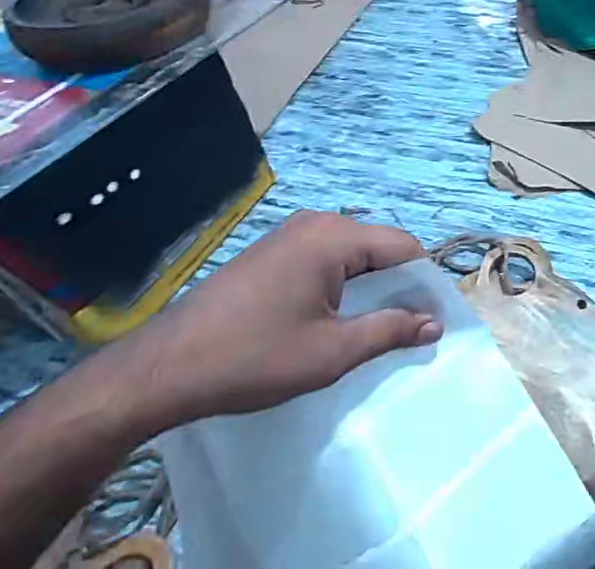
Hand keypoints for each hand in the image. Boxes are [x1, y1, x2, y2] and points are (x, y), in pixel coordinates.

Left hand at [112, 211, 439, 431]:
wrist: (160, 370)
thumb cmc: (252, 358)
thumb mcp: (331, 352)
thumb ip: (389, 331)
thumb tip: (434, 324)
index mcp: (334, 237)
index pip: (403, 247)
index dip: (422, 283)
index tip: (428, 321)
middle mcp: (316, 223)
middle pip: (378, 247)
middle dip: (395, 284)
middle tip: (400, 329)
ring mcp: (289, 234)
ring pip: (352, 253)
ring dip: (367, 285)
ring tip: (367, 327)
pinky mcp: (271, 251)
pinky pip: (324, 258)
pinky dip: (340, 283)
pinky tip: (329, 317)